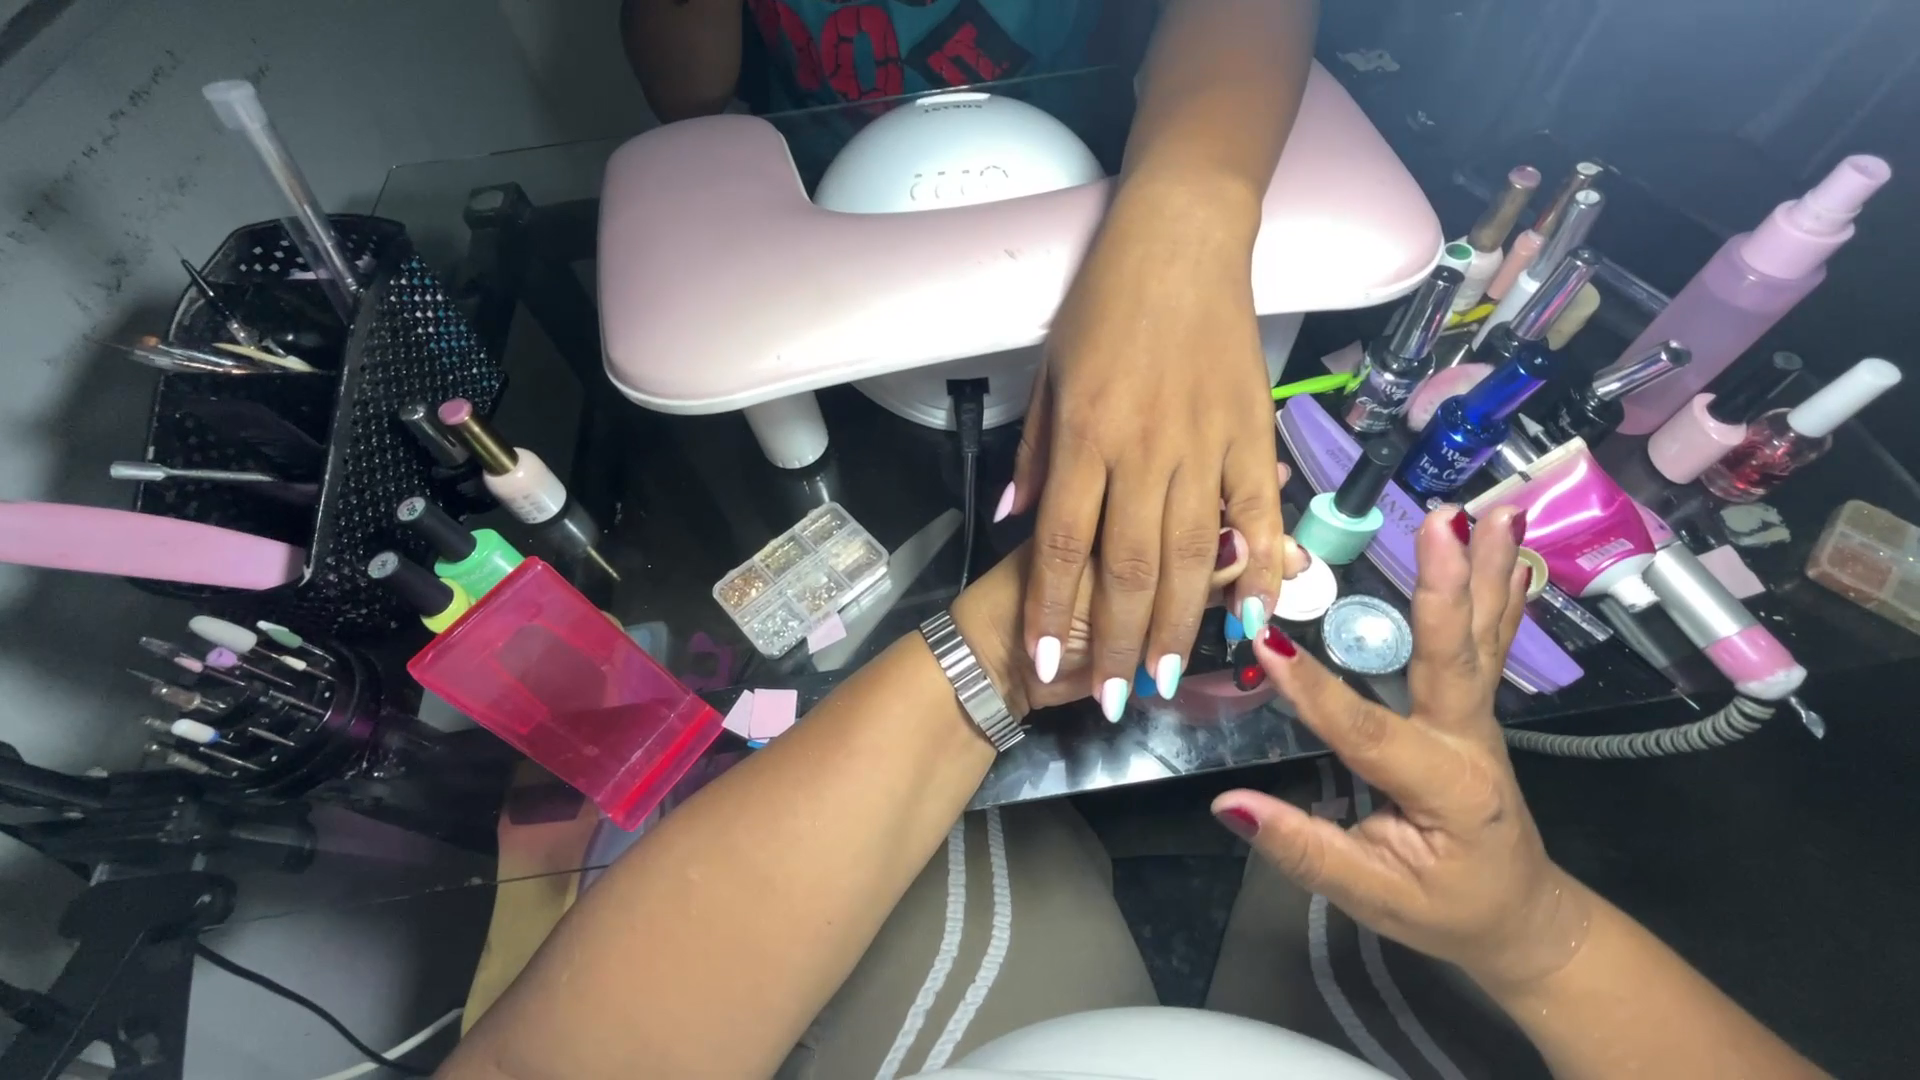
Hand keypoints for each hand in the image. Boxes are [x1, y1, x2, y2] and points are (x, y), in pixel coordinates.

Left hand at [1002, 175, 1288, 720]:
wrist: (1183, 238)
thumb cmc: (1103, 303)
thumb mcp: (1049, 374)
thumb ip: (1034, 457)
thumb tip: (1012, 525)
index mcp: (1085, 436)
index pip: (1065, 546)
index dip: (1054, 613)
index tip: (1047, 667)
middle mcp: (1144, 452)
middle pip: (1127, 567)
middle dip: (1116, 641)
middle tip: (1112, 699)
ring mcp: (1207, 445)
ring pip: (1191, 556)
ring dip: (1177, 625)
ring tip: (1164, 680)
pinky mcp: (1255, 434)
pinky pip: (1261, 513)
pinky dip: (1260, 570)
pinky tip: (1254, 621)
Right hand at [1211, 506, 1594, 990]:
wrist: (1523, 917)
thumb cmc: (1446, 910)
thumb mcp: (1370, 895)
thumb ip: (1302, 847)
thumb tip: (1228, 803)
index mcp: (1443, 787)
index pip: (1365, 728)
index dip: (1311, 686)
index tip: (1266, 638)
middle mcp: (1470, 741)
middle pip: (1454, 657)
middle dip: (1444, 587)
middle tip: (1441, 524)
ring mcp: (1481, 719)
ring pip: (1483, 637)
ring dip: (1487, 570)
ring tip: (1494, 510)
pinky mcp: (1478, 709)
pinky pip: (1489, 643)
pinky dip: (1501, 591)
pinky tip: (1511, 553)